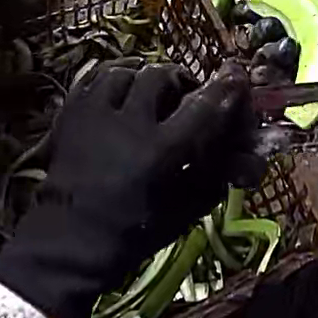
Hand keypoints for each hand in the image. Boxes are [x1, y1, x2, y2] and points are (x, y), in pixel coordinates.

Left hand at [0, 61, 258, 317]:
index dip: (222, 88)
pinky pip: (94, 78)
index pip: (201, 106)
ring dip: (142, 78)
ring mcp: (94, 114)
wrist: (67, 245)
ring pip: (125, 72)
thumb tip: (249, 159)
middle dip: (178, 81)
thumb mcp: (185, 210)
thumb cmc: (132, 233)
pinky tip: (120, 91)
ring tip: (148, 91)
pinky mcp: (70, 114)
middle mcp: (128, 123)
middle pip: (160, 77)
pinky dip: (112, 78)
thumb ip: (218, 178)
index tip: (234, 76)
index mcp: (160, 150)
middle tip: (183, 93)